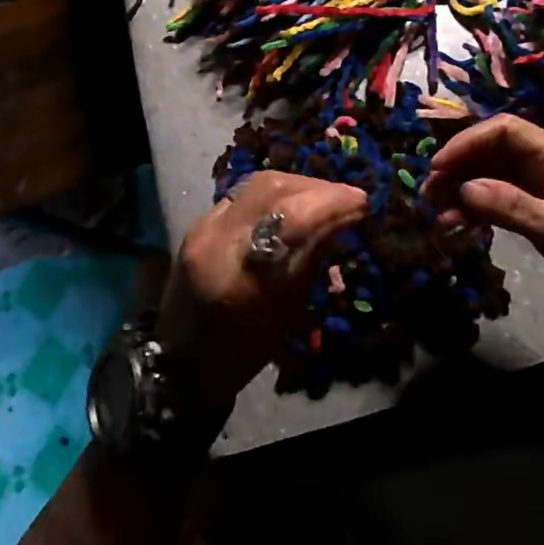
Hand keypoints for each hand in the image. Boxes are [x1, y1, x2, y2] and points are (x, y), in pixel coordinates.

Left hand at [159, 172, 366, 417]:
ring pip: (256, 184)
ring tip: (324, 200)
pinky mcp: (200, 223)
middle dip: (317, 188)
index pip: (292, 217)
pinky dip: (275, 194)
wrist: (180, 360)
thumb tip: (345, 221)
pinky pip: (244, 194)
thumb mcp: (286, 314)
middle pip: (272, 188)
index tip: (363, 202)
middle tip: (347, 199)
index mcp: (242, 276)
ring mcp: (204, 227)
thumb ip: (311, 261)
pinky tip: (294, 204)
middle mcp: (217, 240)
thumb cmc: (240, 352)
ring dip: (298, 186)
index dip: (332, 202)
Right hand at [422, 114, 543, 325]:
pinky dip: (478, 211)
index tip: (437, 169)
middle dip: (458, 167)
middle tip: (428, 195)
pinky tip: (460, 227)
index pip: (506, 130)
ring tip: (437, 214)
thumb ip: (515, 208)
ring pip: (494, 178)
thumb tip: (462, 187)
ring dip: (464, 190)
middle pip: (494, 151)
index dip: (467, 142)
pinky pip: (502, 203)